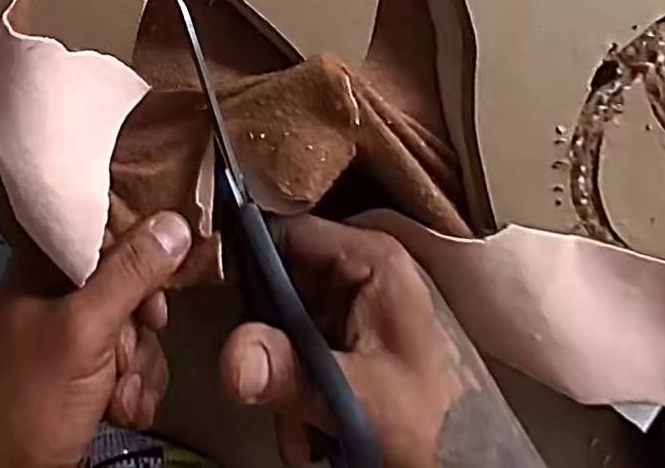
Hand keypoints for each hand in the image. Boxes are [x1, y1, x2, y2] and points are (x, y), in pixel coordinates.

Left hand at [0, 211, 192, 467]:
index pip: (107, 226)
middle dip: (140, 327)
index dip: (140, 255)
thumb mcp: (84, 328)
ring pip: (138, 323)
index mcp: (47, 257)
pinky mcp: (87, 364)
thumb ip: (129, 275)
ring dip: (140, 365)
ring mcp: (74, 327)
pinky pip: (133, 358)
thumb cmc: (27, 399)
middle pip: (131, 279)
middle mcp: (61, 285)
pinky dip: (137, 386)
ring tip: (118, 392)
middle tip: (125, 352)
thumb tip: (174, 225)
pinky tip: (123, 407)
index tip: (152, 291)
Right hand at [218, 215, 542, 467]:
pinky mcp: (354, 339)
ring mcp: (357, 305)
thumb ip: (295, 374)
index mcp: (372, 257)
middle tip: (258, 377)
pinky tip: (309, 429)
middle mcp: (362, 270)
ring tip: (295, 423)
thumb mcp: (364, 402)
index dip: (245, 256)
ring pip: (286, 318)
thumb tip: (232, 357)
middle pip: (280, 278)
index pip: (285, 230)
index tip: (214, 289)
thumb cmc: (450, 434)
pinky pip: (303, 346)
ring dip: (279, 369)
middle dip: (266, 336)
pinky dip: (296, 385)